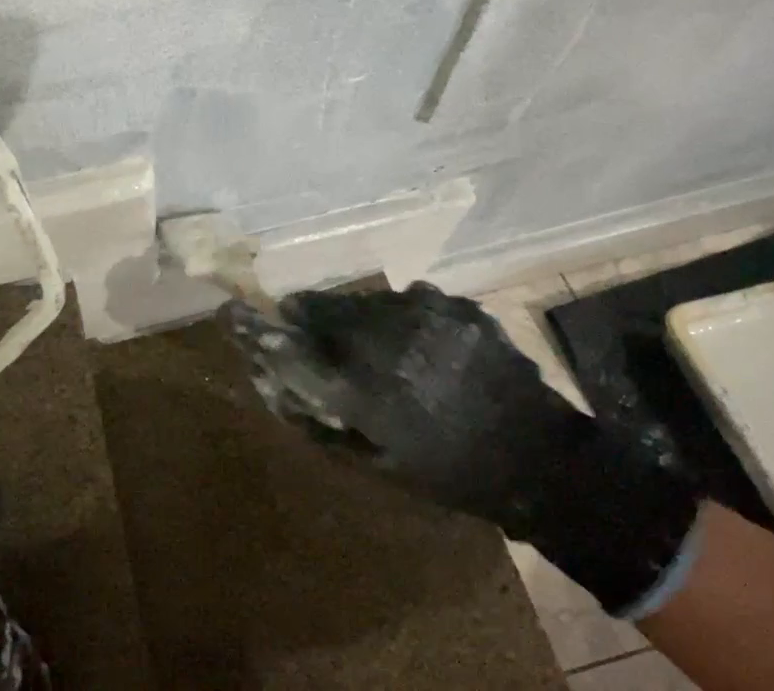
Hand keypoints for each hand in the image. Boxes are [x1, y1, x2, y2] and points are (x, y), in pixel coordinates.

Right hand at [223, 283, 587, 537]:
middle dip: (306, 313)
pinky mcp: (457, 305)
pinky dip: (398, 314)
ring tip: (367, 338)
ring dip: (353, 313)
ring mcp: (427, 314)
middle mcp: (387, 338)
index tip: (232, 309)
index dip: (253, 326)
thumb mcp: (374, 462)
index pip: (288, 345)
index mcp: (361, 386)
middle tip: (301, 320)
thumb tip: (274, 382)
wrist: (541, 460)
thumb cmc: (449, 474)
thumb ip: (319, 420)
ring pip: (366, 299)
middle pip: (324, 308)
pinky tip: (415, 340)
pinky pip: (410, 299)